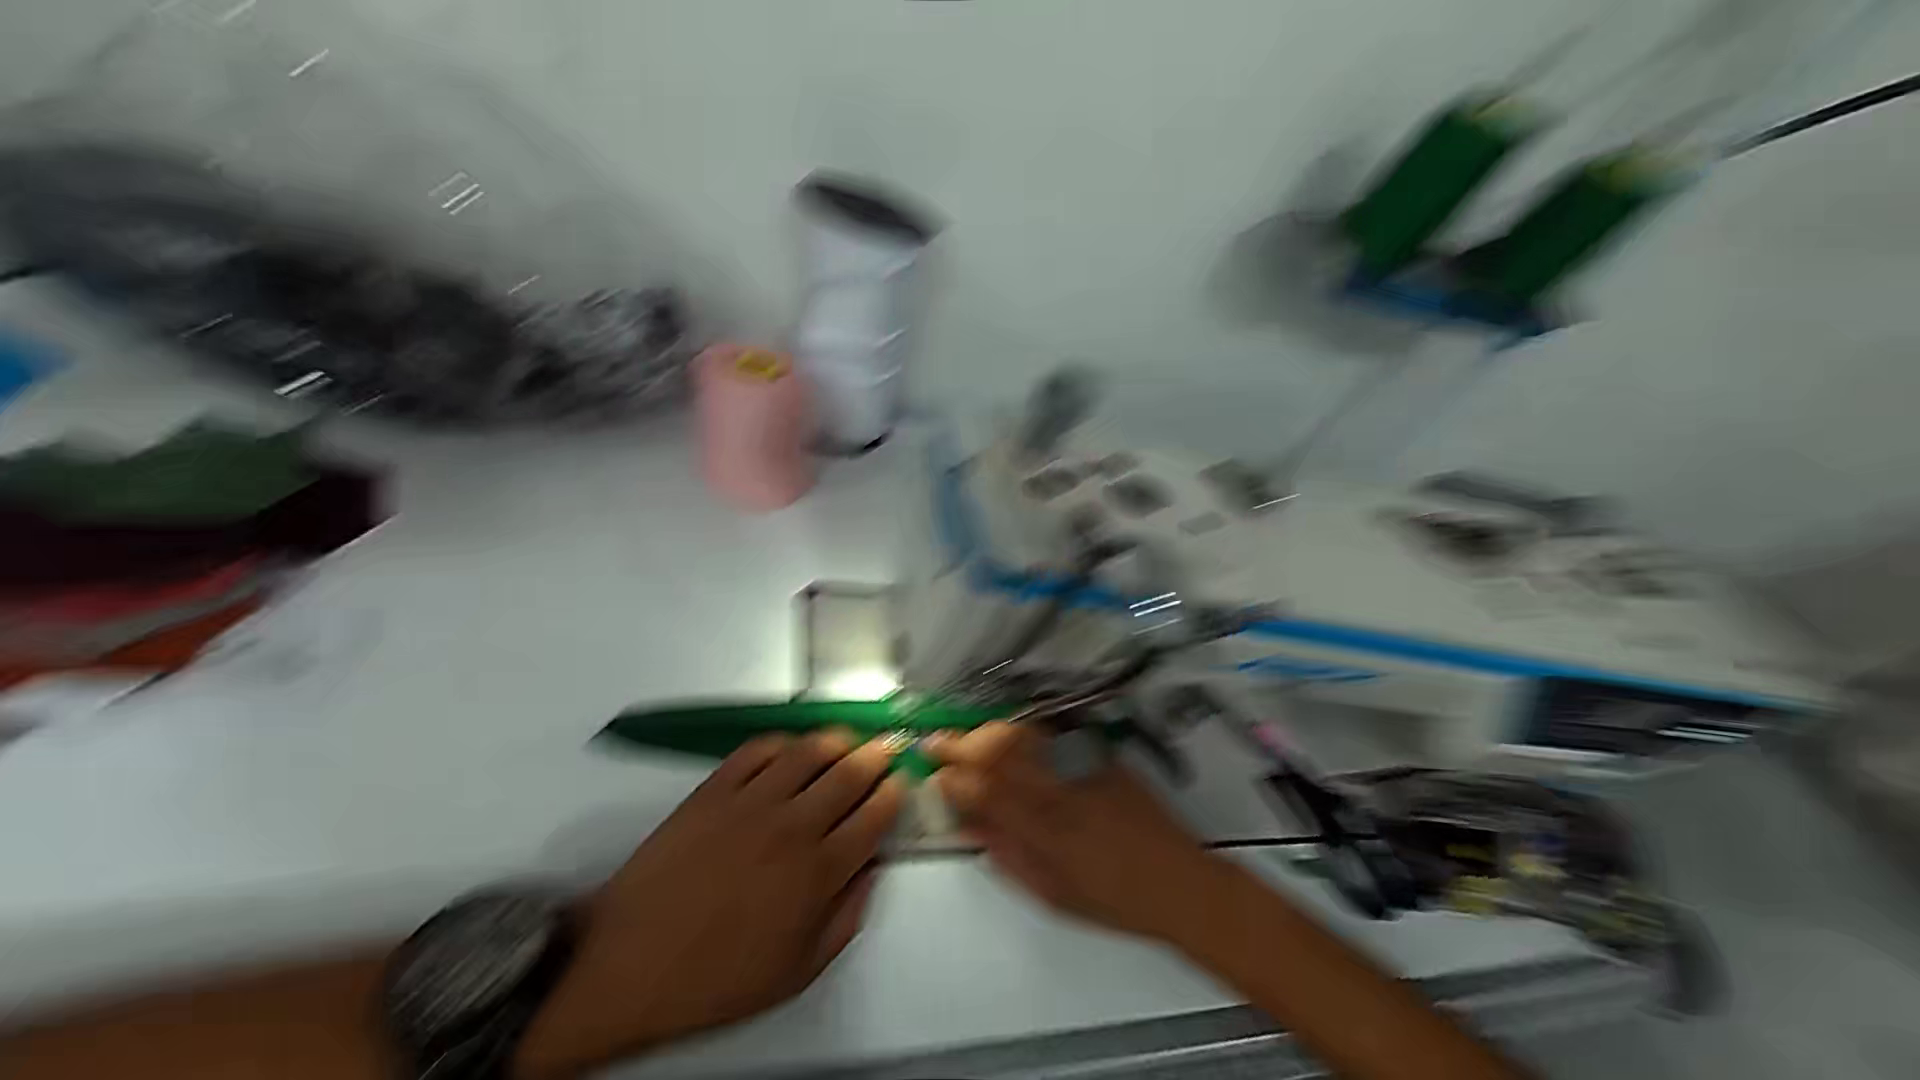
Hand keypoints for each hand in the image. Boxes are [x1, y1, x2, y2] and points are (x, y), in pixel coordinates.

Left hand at [516, 731, 904, 1077]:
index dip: (896, 792)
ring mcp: (751, 801)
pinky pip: (757, 749)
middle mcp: (793, 826)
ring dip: (837, 739)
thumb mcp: (798, 969)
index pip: (876, 815)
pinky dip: (783, 741)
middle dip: (879, 754)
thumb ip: (847, 916)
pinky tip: (791, 749)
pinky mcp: (714, 789)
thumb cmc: (716, 977)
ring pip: (809, 750)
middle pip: (851, 773)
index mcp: (819, 872)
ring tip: (848, 739)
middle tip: (888, 747)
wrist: (628, 963)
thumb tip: (871, 870)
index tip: (902, 781)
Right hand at [927, 721, 1227, 942]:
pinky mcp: (1101, 757)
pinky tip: (1009, 735)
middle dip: (960, 743)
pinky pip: (1052, 736)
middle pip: (1000, 753)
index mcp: (1045, 832)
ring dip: (987, 731)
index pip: (985, 792)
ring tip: (967, 736)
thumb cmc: (1114, 901)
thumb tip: (971, 825)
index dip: (953, 779)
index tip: (933, 773)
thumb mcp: (1052, 894)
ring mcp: (1082, 769)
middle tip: (936, 741)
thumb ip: (1007, 856)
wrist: (1181, 883)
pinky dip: (1022, 732)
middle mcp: (1060, 792)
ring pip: (1024, 736)